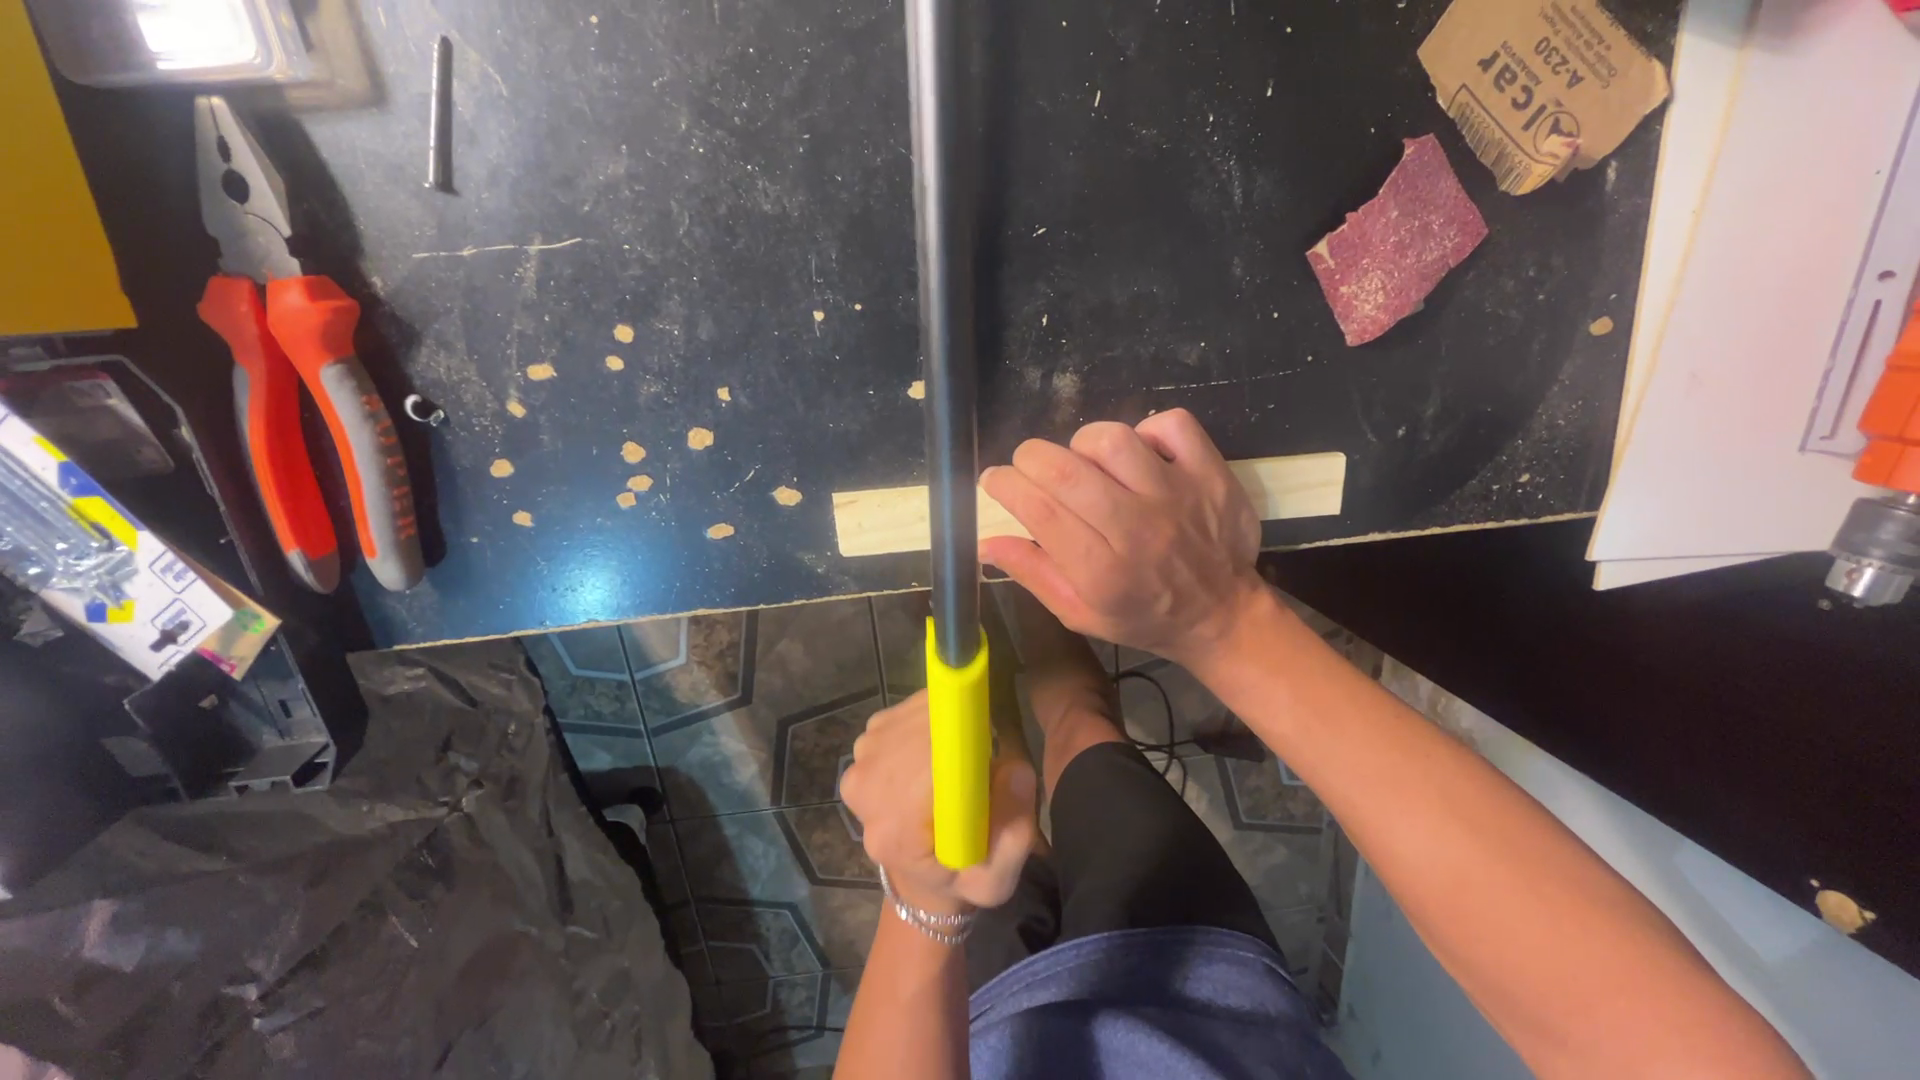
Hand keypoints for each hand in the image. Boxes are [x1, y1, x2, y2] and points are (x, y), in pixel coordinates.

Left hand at [839, 691, 1036, 915]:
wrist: (919, 879)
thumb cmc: (960, 879)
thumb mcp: (996, 880)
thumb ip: (1013, 835)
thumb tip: (1015, 770)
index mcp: (895, 831)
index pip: (925, 765)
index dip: (959, 741)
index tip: (987, 741)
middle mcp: (866, 791)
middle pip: (919, 732)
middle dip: (960, 732)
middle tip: (986, 755)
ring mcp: (863, 760)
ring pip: (916, 716)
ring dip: (948, 724)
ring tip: (963, 758)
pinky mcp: (869, 738)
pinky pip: (909, 710)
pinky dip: (934, 717)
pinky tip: (942, 748)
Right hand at [979, 409, 1264, 666]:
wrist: (1222, 615)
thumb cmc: (1142, 615)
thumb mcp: (1079, 613)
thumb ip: (1033, 574)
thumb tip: (986, 541)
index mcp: (1101, 571)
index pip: (1038, 509)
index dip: (1005, 485)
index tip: (995, 481)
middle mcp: (1137, 529)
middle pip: (1065, 469)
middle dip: (1031, 459)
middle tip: (1031, 469)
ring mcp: (1177, 496)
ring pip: (1111, 439)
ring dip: (1084, 444)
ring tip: (1086, 465)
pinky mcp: (1209, 474)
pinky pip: (1170, 425)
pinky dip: (1147, 430)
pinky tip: (1138, 455)